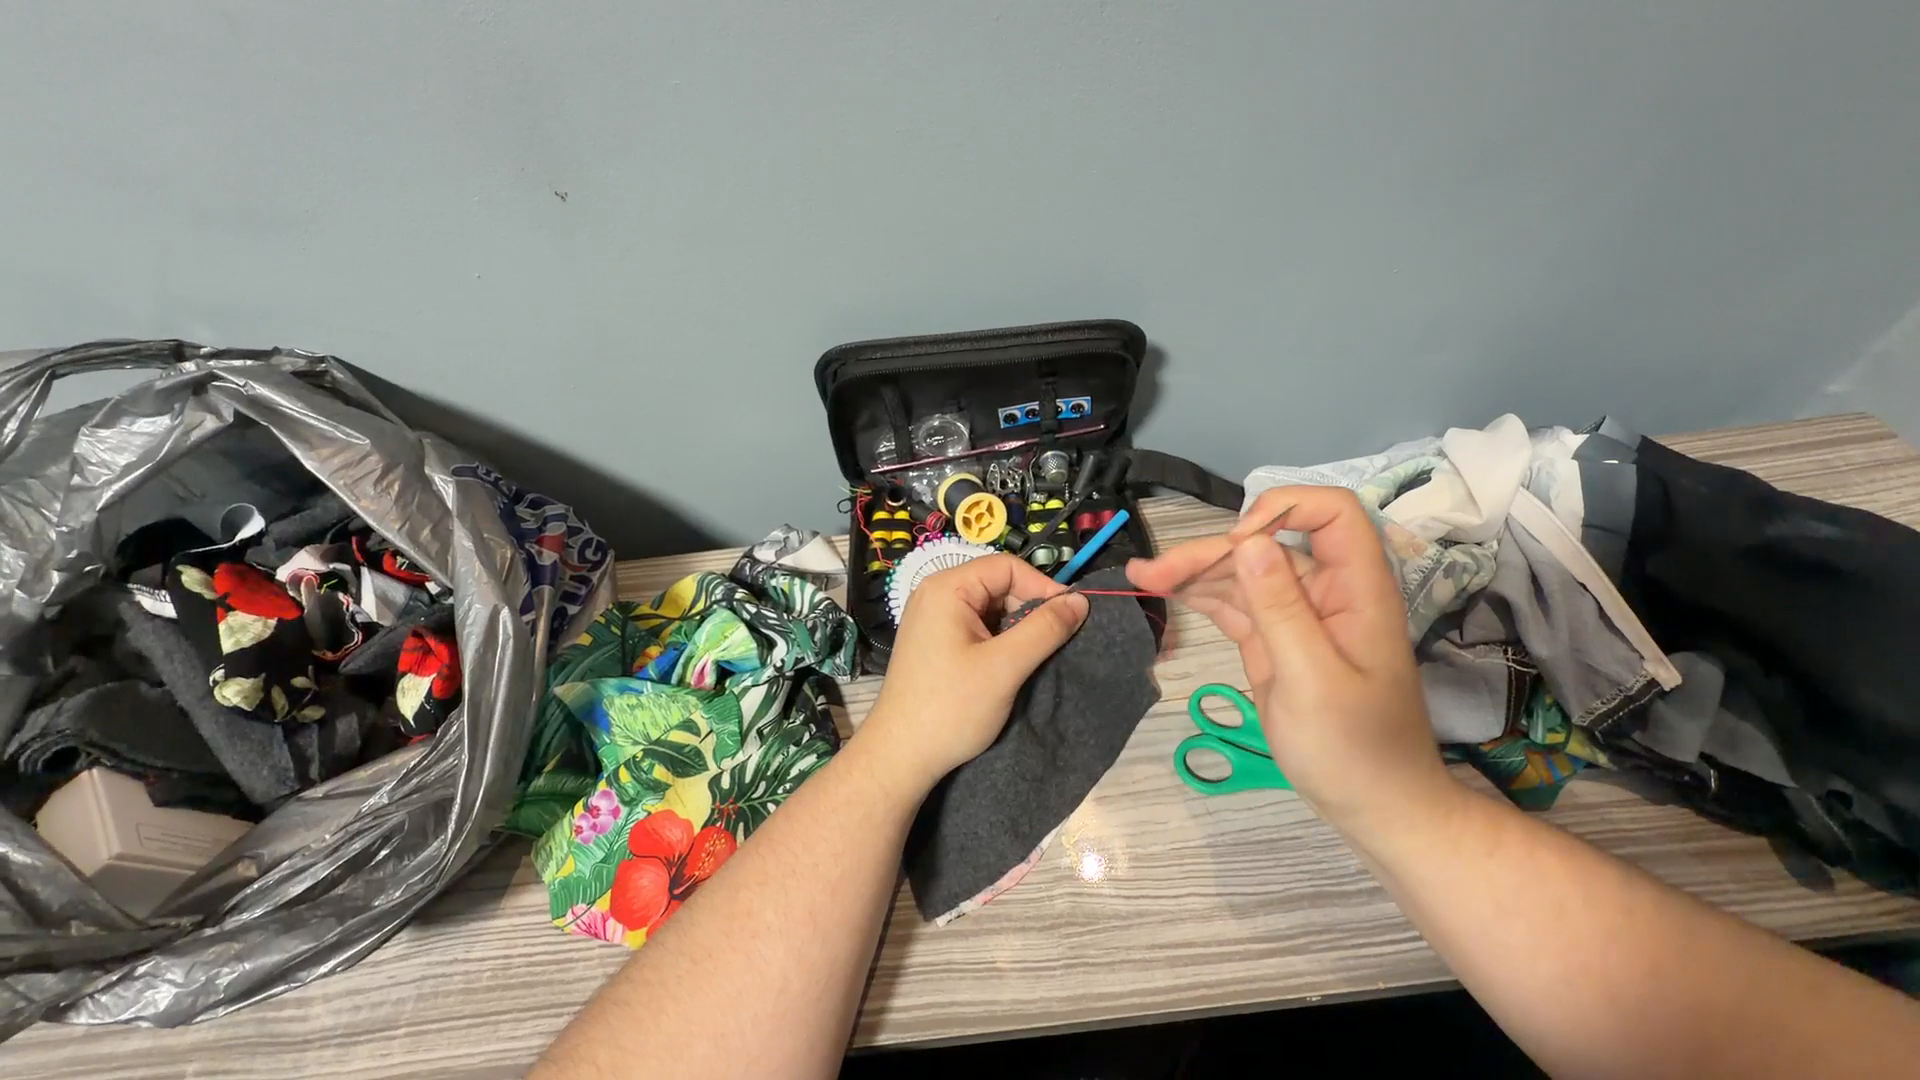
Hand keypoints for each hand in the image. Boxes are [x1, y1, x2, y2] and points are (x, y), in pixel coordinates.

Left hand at [858, 554, 1090, 792]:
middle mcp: (936, 595)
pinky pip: (978, 628)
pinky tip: (1009, 668)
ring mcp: (933, 620)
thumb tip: (1081, 601)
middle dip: (1029, 610)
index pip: (1007, 567)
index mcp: (946, 588)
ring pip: (991, 609)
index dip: (1042, 588)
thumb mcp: (1005, 666)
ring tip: (1030, 660)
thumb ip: (1045, 629)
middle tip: (1050, 645)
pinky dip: (1000, 642)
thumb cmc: (951, 707)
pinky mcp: (936, 644)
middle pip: (999, 585)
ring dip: (1016, 630)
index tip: (1069, 619)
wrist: (901, 756)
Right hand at [1128, 487, 1453, 830]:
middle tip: (1149, 572)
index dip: (1283, 510)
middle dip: (1209, 551)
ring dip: (1195, 573)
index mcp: (1355, 589)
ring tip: (1142, 578)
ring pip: (1243, 574)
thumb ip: (1280, 607)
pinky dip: (1202, 596)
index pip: (1331, 513)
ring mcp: (1298, 617)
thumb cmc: (1353, 747)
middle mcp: (1326, 592)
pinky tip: (1167, 593)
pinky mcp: (1275, 641)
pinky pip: (1236, 604)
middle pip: (1265, 545)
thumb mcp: (1312, 678)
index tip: (1237, 544)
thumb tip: (1248, 540)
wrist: (1373, 804)